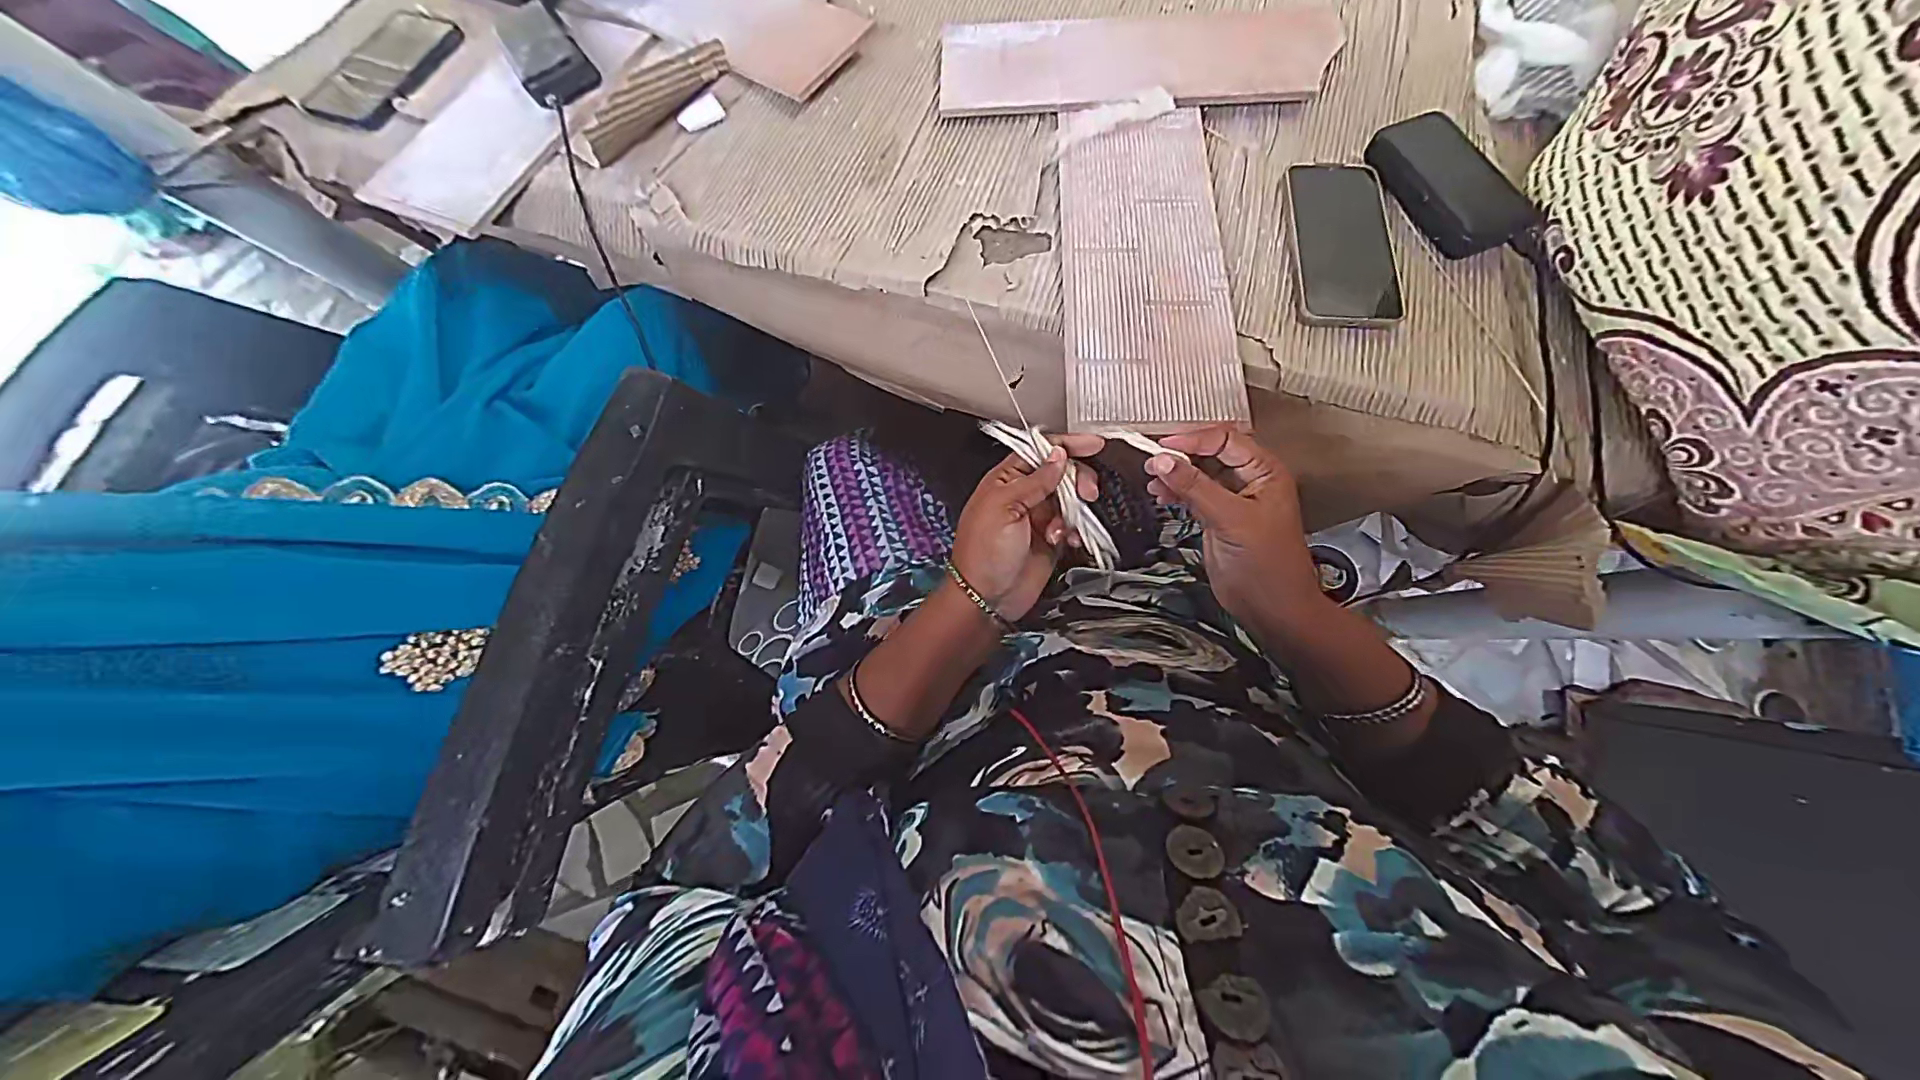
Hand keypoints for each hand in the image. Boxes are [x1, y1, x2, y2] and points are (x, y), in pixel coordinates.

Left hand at [951, 434, 1104, 620]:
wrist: (986, 597)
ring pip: (1070, 499)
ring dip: (1075, 509)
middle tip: (1087, 492)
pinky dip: (1076, 530)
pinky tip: (1069, 539)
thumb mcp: (1006, 507)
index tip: (1093, 445)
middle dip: (1078, 479)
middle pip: (1061, 473)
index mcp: (1006, 480)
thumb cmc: (982, 552)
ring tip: (1066, 526)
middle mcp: (1023, 495)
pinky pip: (1072, 525)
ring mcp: (1037, 517)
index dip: (1067, 446)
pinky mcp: (1050, 539)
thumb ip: (1035, 480)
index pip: (1039, 451)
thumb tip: (1058, 455)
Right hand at [1145, 426, 1323, 628]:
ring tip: (1154, 478)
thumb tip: (1165, 461)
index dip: (1193, 440)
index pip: (1225, 439)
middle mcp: (1251, 482)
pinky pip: (1194, 494)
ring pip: (1199, 474)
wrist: (1273, 607)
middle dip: (1181, 454)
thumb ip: (1195, 487)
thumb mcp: (1230, 519)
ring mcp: (1234, 500)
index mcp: (1266, 472)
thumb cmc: (1269, 568)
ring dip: (1175, 474)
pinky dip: (1176, 492)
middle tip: (1154, 459)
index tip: (1164, 446)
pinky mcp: (1219, 518)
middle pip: (1211, 453)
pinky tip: (1162, 494)